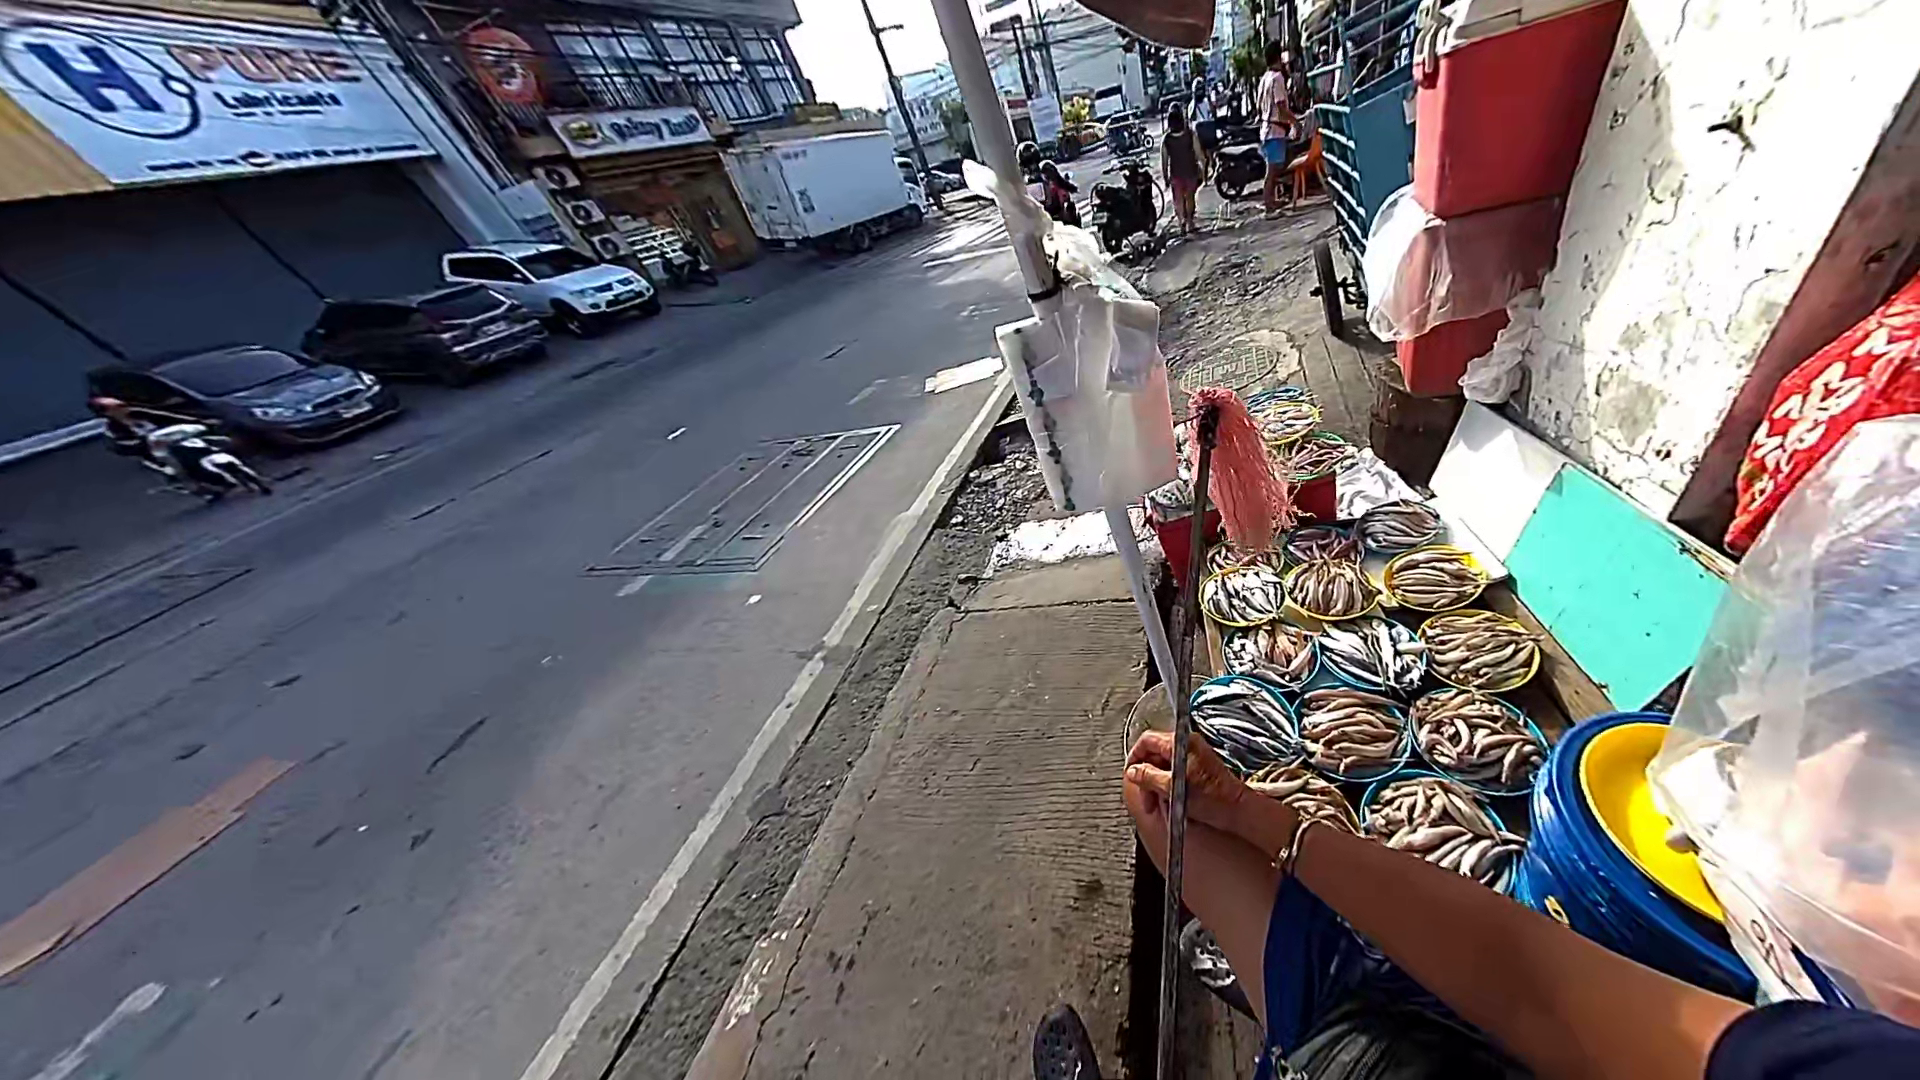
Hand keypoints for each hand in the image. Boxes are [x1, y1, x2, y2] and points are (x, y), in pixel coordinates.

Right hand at [1124, 730, 1253, 837]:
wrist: (1240, 811)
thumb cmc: (1214, 800)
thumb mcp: (1173, 789)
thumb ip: (1148, 777)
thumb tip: (1133, 772)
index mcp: (1181, 742)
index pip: (1147, 741)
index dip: (1135, 757)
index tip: (1131, 773)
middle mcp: (1187, 744)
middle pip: (1154, 754)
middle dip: (1147, 777)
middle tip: (1146, 796)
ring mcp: (1193, 755)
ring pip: (1163, 766)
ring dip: (1157, 785)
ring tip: (1160, 804)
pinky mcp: (1198, 767)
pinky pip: (1174, 772)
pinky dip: (1169, 786)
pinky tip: (1171, 802)